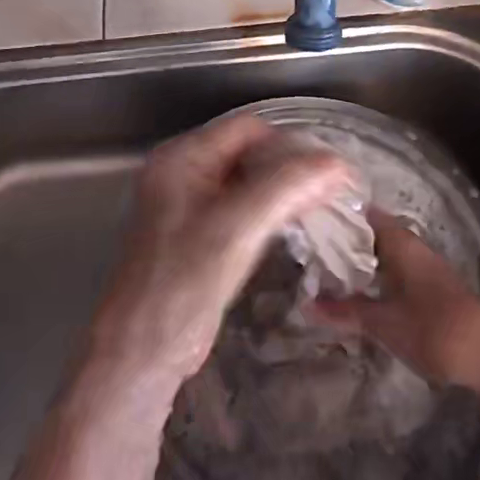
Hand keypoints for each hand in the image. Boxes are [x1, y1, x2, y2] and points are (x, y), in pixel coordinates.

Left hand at [86, 114, 354, 382]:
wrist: (142, 351)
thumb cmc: (182, 283)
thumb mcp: (236, 228)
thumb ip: (286, 188)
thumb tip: (337, 163)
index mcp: (182, 158)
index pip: (247, 129)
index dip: (290, 144)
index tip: (329, 171)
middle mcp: (183, 172)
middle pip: (248, 152)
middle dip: (290, 168)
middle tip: (334, 191)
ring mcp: (189, 204)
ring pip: (248, 181)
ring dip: (283, 191)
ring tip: (324, 207)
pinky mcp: (199, 234)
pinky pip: (241, 208)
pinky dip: (270, 212)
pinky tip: (298, 225)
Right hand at [311, 209, 479, 391]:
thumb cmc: (434, 330)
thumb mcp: (382, 322)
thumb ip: (344, 310)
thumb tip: (306, 304)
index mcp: (399, 241)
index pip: (361, 212)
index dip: (336, 212)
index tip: (307, 218)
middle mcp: (411, 246)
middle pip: (370, 232)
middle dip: (341, 239)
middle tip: (306, 247)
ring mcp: (423, 267)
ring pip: (381, 253)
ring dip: (356, 260)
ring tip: (322, 269)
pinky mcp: (430, 288)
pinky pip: (392, 271)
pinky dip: (372, 276)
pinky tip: (355, 292)